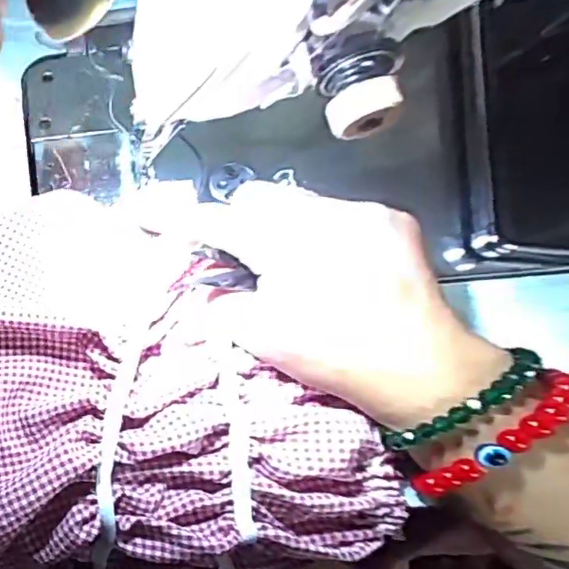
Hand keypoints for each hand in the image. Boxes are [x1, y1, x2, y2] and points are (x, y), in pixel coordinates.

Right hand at [127, 179, 509, 427]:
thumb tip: (212, 291)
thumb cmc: (332, 354)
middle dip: (239, 223)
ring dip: (282, 228)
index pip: (217, 221)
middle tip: (238, 263)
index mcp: (284, 240)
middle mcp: (324, 211)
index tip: (145, 213)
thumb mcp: (260, 337)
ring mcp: (364, 212)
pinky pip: (338, 213)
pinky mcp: (393, 221)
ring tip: (292, 270)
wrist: (422, 370)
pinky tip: (333, 269)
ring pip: (300, 203)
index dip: (177, 218)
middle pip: (259, 198)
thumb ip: (222, 305)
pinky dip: (320, 233)